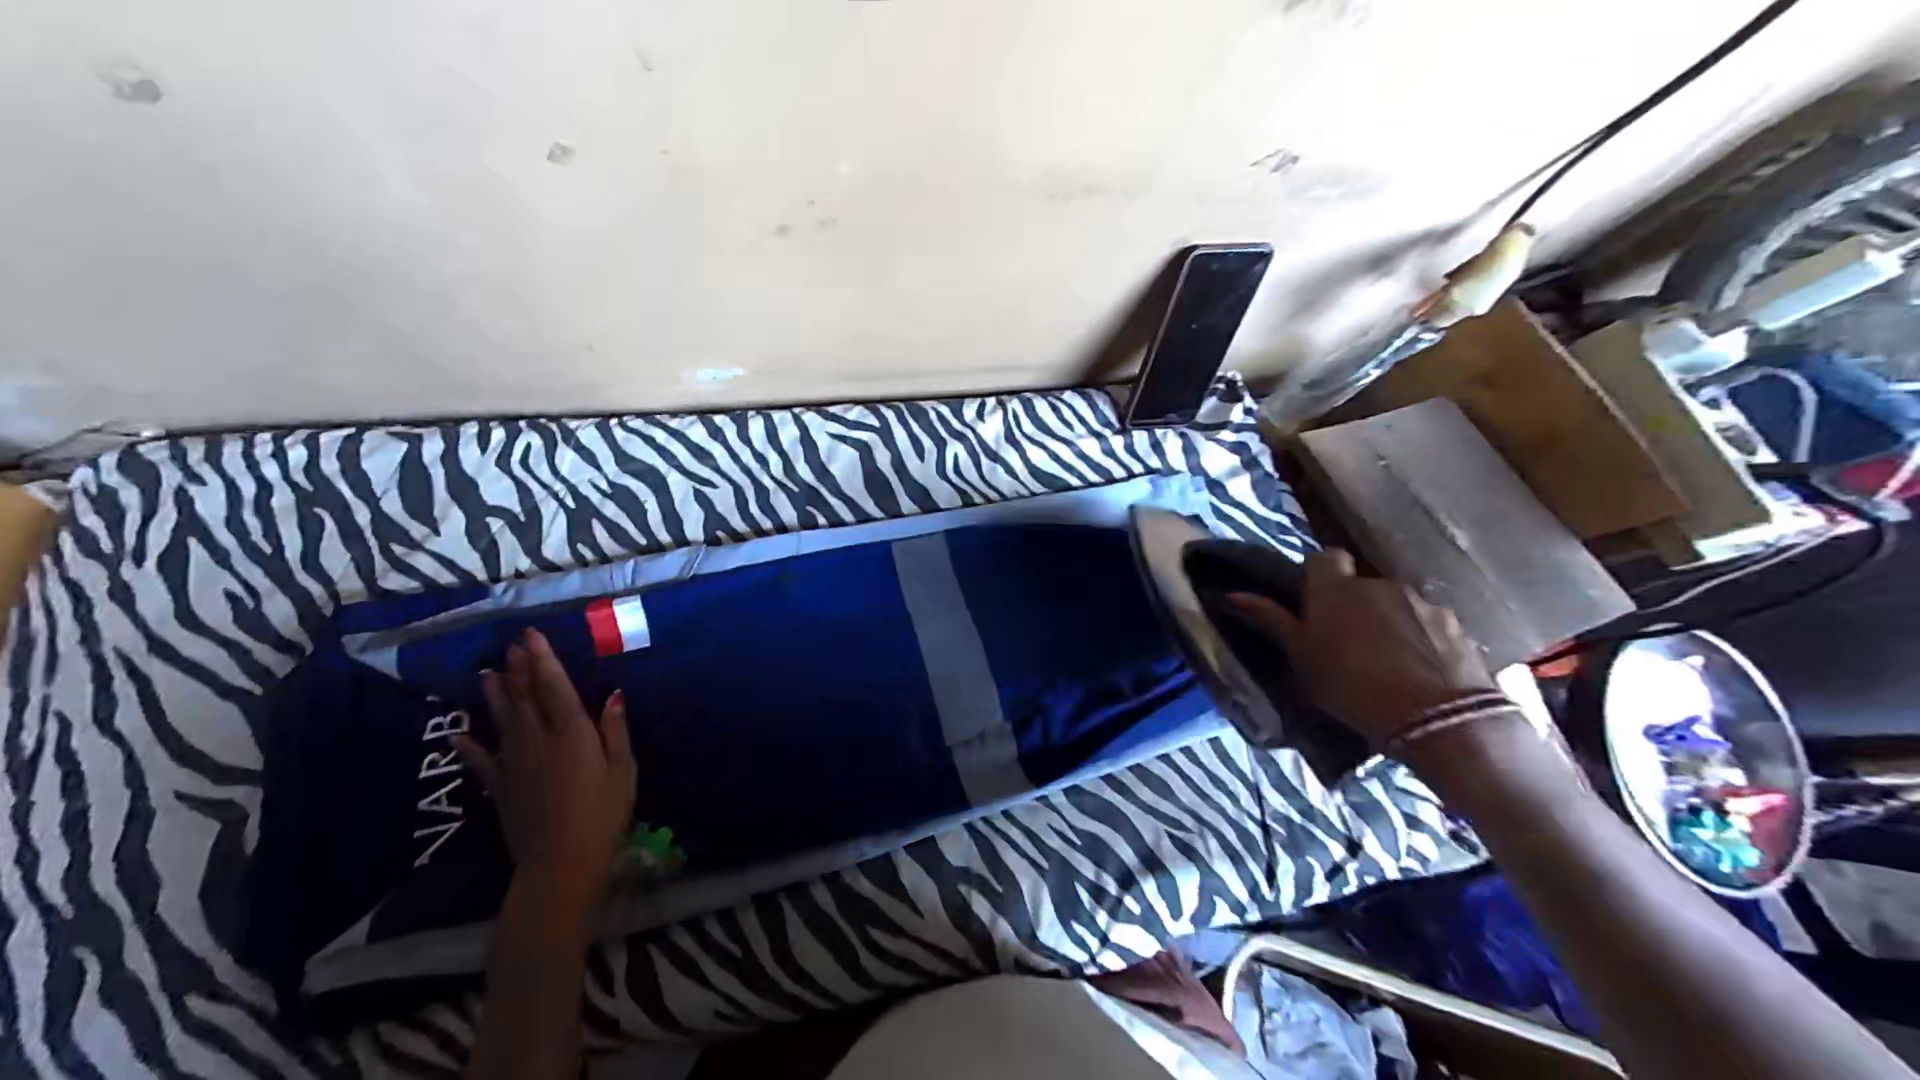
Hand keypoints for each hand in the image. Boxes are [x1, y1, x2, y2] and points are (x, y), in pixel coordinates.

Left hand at [454, 628, 637, 919]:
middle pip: (525, 698)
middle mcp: (538, 741)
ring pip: (503, 720)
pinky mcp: (499, 787)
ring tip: (488, 672)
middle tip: (511, 644)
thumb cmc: (602, 814)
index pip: (555, 688)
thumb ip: (615, 730)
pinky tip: (457, 733)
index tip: (532, 636)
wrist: (559, 864)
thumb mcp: (623, 770)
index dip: (544, 660)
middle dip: (519, 669)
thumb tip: (613, 694)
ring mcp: (514, 764)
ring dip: (496, 694)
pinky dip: (468, 745)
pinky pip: (480, 760)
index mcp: (572, 734)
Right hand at [1227, 549, 1494, 744]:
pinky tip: (1418, 670)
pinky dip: (1420, 639)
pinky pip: (1428, 624)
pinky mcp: (1456, 625)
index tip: (1313, 602)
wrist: (1433, 717)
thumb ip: (1270, 620)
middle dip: (1354, 603)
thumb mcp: (1300, 657)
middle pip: (1361, 584)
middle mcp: (1378, 583)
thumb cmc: (1349, 684)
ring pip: (1395, 604)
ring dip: (1388, 621)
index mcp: (1335, 588)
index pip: (1325, 557)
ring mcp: (1422, 601)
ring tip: (1385, 661)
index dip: (1319, 574)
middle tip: (1345, 641)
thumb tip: (1232, 594)